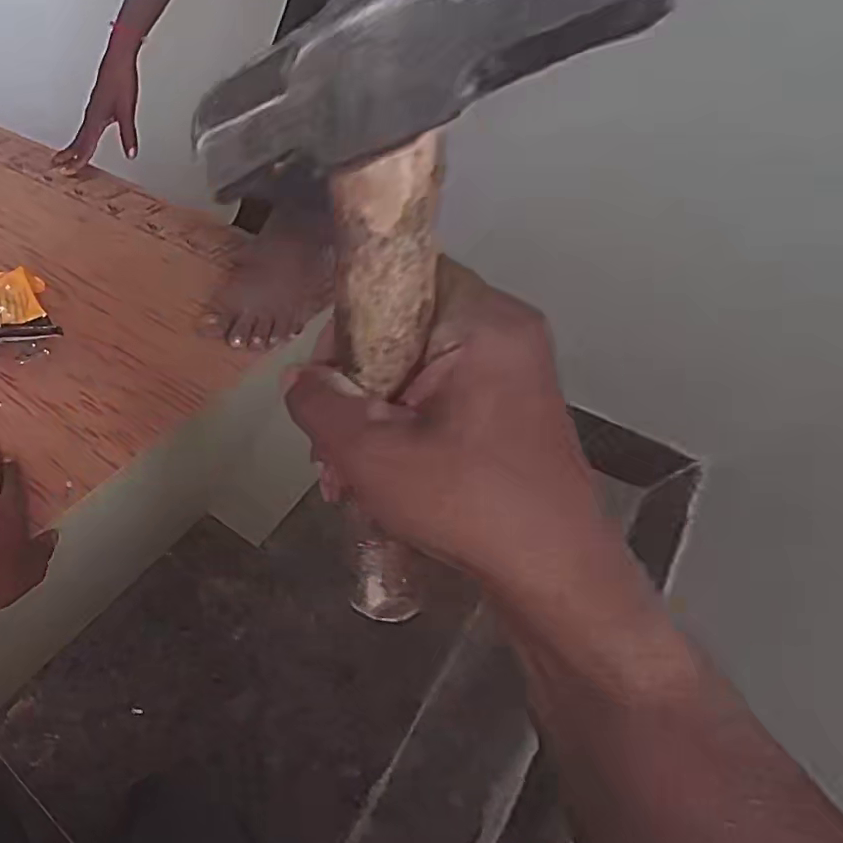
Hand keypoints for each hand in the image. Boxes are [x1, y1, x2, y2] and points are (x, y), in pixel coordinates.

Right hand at [53, 37, 139, 171]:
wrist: (118, 57)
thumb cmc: (121, 80)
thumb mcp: (127, 111)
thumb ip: (128, 135)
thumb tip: (131, 153)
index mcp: (95, 122)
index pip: (84, 149)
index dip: (76, 163)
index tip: (67, 173)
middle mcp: (90, 119)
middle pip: (76, 144)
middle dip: (66, 157)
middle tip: (55, 166)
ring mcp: (91, 112)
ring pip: (78, 136)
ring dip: (71, 148)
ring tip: (64, 156)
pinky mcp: (94, 106)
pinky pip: (83, 127)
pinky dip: (79, 137)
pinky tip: (82, 137)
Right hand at [283, 262, 616, 592]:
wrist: (546, 567)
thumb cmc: (460, 499)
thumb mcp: (366, 450)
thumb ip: (317, 402)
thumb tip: (297, 376)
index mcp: (481, 328)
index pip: (404, 275)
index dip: (351, 314)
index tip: (323, 369)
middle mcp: (499, 337)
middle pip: (395, 328)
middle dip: (345, 383)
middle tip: (324, 438)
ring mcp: (499, 374)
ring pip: (400, 370)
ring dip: (357, 416)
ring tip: (339, 472)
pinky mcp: (493, 407)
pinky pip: (420, 398)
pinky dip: (385, 430)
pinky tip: (364, 476)